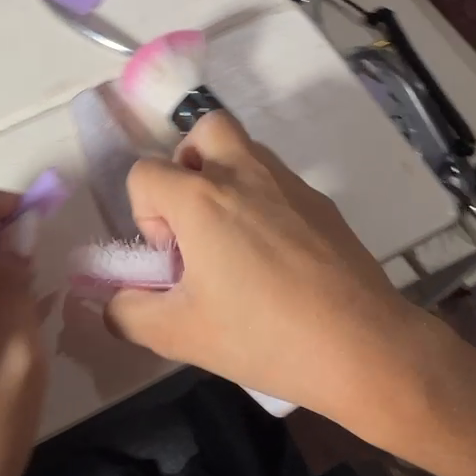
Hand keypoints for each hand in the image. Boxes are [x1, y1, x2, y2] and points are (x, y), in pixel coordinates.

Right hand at [105, 112, 441, 420]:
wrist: (361, 346)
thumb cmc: (262, 335)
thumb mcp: (177, 335)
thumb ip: (127, 313)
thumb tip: (113, 301)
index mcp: (201, 199)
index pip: (145, 172)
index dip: (145, 214)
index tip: (172, 258)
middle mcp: (243, 173)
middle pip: (204, 129)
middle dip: (188, 165)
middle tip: (196, 220)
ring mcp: (289, 183)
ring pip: (245, 149)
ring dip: (225, 177)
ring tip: (233, 238)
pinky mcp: (322, 202)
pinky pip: (278, 181)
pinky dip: (263, 200)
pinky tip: (275, 256)